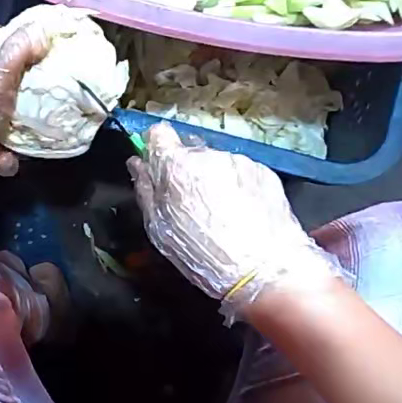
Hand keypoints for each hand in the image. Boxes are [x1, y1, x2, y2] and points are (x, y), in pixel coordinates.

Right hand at [127, 123, 344, 320]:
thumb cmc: (201, 252)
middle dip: (185, 169)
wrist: (262, 269)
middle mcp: (208, 154)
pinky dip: (235, 186)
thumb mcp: (158, 227)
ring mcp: (238, 161)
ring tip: (219, 212)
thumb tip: (137, 164)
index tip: (158, 166)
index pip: (159, 134)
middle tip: (189, 202)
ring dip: (212, 178)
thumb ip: (145, 189)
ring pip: (215, 162)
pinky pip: (240, 172)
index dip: (156, 148)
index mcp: (177, 165)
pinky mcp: (264, 171)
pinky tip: (239, 213)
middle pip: (189, 149)